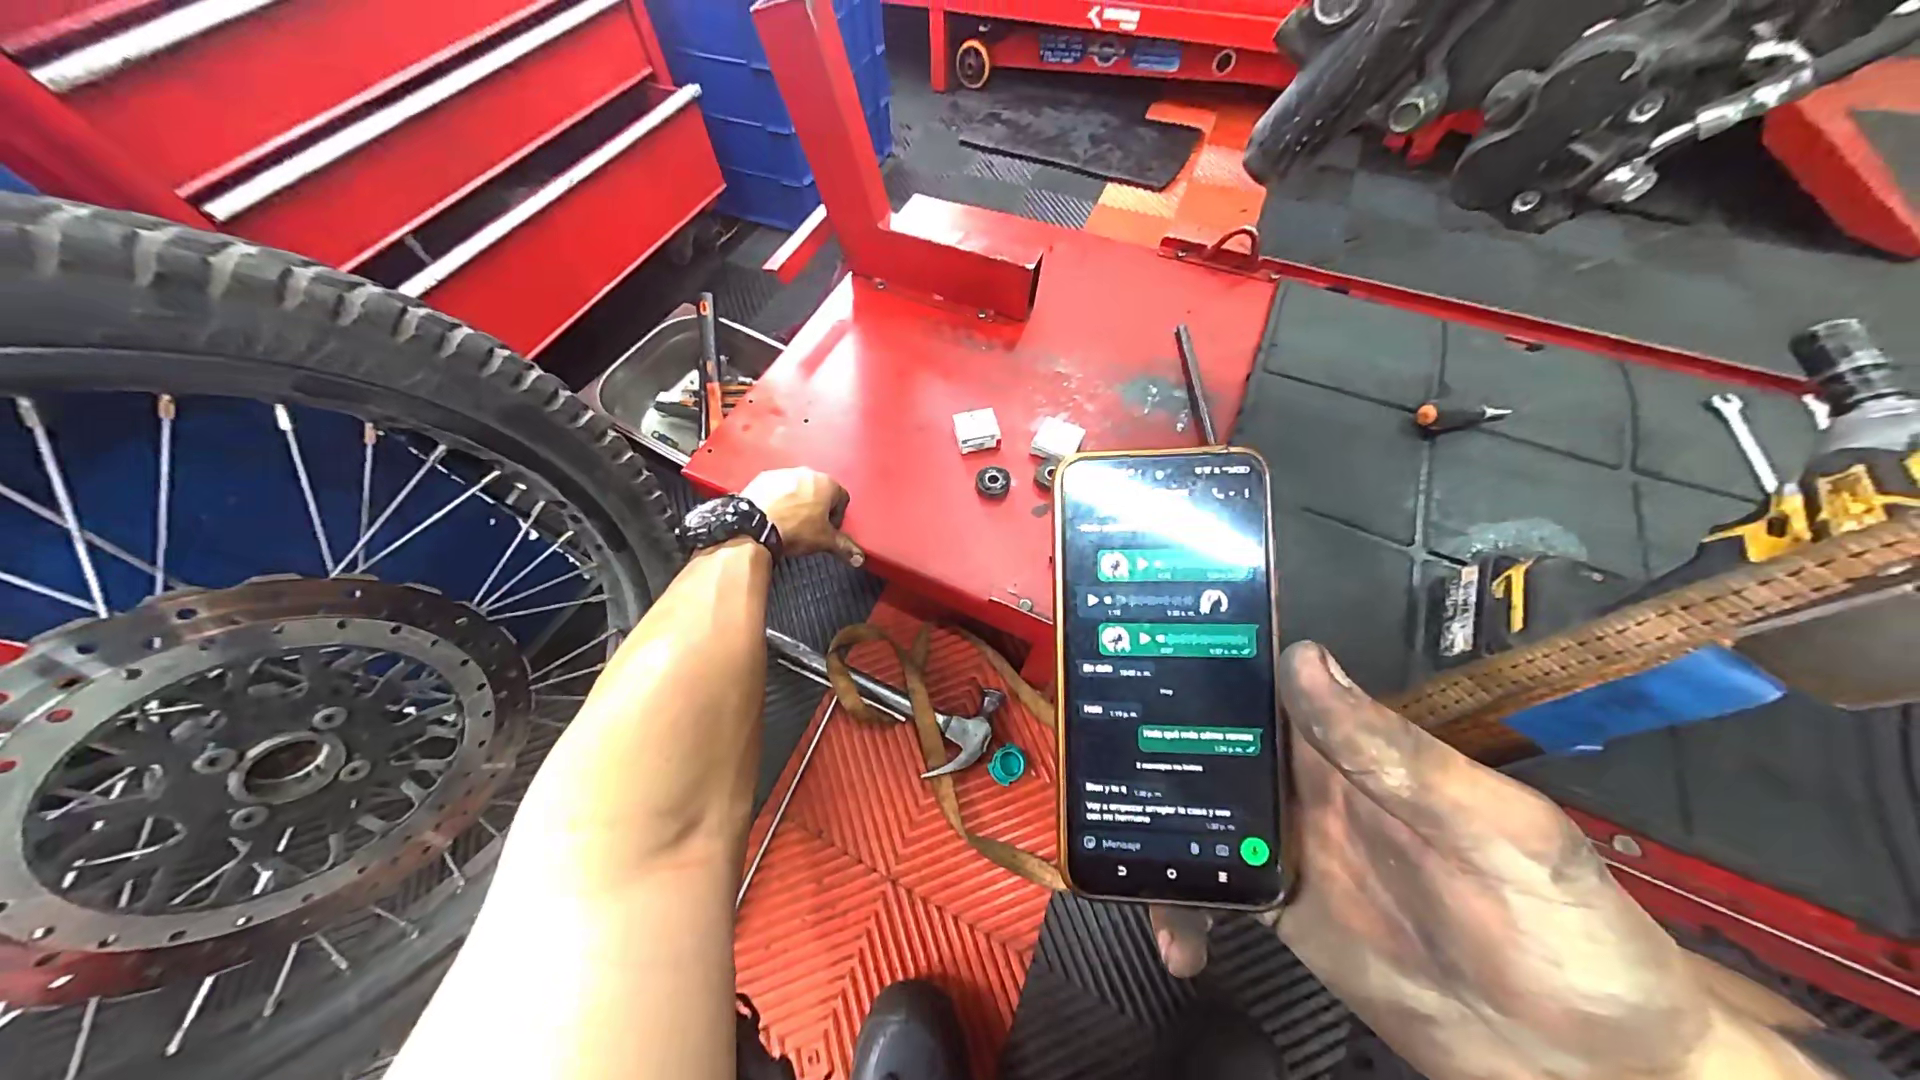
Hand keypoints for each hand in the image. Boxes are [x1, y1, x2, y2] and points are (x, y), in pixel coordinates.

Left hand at [741, 468, 863, 565]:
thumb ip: (844, 546)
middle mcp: (806, 472)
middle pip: (820, 490)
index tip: (829, 530)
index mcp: (827, 483)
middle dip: (818, 507)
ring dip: (798, 502)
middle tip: (810, 527)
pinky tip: (774, 515)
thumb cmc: (796, 529)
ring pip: (797, 488)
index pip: (842, 498)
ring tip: (790, 522)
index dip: (838, 516)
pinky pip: (777, 488)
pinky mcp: (763, 477)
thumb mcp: (824, 540)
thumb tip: (859, 558)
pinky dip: (778, 499)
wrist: (756, 524)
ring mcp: (783, 473)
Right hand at [1153, 642, 1827, 1079]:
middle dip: (1150, 754)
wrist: (1594, 1079)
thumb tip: (1301, 657)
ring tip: (1116, 861)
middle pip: (1208, 750)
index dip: (1198, 668)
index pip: (1259, 688)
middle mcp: (1304, 787)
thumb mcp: (1496, 833)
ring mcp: (1287, 848)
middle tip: (1094, 768)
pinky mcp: (1279, 909)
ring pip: (1196, 818)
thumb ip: (1395, 753)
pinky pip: (1210, 892)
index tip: (1132, 661)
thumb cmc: (1569, 935)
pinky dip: (1182, 910)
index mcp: (1347, 747)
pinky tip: (1178, 945)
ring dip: (1152, 835)